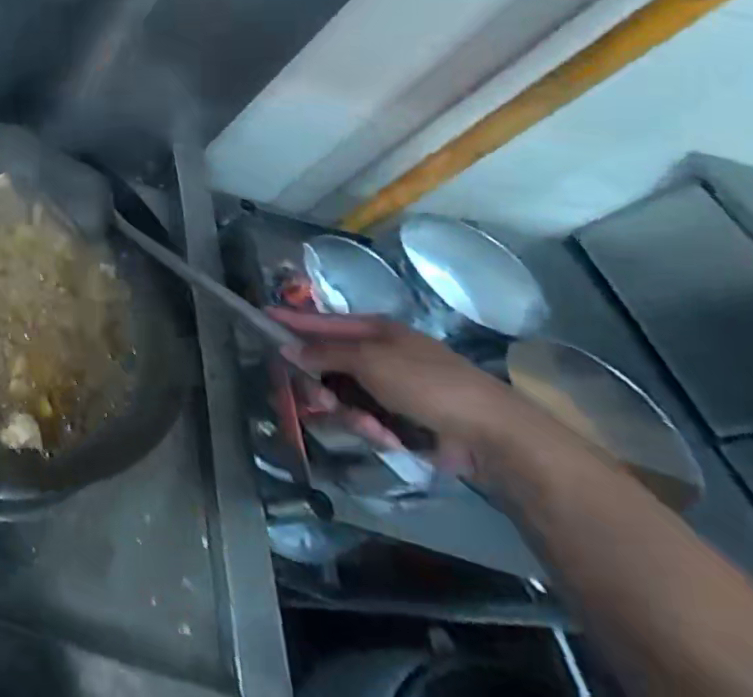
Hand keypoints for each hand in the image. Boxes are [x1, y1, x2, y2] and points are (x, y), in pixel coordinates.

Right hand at [267, 309, 546, 473]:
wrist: (490, 433)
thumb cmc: (429, 384)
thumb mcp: (371, 361)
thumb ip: (324, 353)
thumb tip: (287, 348)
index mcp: (375, 332)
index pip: (321, 322)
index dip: (291, 320)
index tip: (262, 315)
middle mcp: (378, 356)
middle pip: (325, 365)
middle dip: (321, 386)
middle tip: (319, 401)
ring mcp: (388, 389)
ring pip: (340, 398)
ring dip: (349, 414)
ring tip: (372, 428)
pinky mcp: (397, 419)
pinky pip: (363, 420)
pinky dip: (371, 430)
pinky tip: (390, 438)